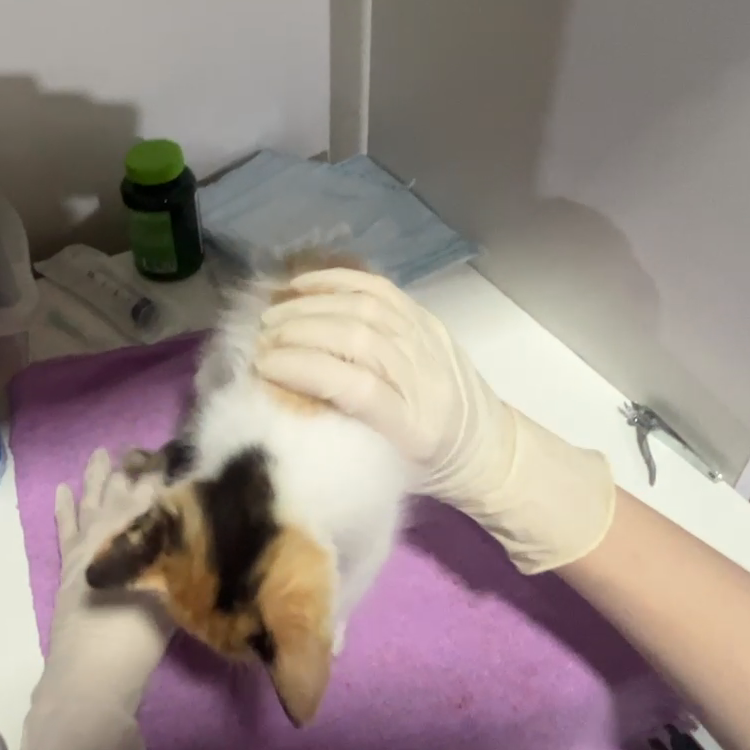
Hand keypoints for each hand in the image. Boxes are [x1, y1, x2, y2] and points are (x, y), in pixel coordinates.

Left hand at [17, 450, 169, 749]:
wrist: (93, 667)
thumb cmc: (139, 630)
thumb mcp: (173, 585)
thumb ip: (179, 551)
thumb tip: (189, 527)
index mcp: (141, 526)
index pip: (155, 486)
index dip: (164, 468)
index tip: (173, 451)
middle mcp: (112, 525)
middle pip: (123, 487)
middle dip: (132, 467)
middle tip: (140, 449)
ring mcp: (86, 542)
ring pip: (92, 498)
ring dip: (97, 475)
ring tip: (100, 452)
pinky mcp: (69, 561)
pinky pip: (64, 526)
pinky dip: (63, 507)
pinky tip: (62, 489)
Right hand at [254, 268, 613, 573]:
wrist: (489, 450)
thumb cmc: (424, 468)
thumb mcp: (380, 465)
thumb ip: (335, 428)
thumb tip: (274, 392)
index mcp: (414, 428)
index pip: (354, 387)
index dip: (302, 369)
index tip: (261, 366)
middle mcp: (425, 379)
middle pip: (356, 339)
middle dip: (297, 333)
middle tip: (259, 340)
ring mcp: (429, 341)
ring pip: (364, 307)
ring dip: (308, 306)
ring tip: (272, 316)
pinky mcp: (427, 318)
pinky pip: (378, 287)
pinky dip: (334, 281)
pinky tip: (300, 286)